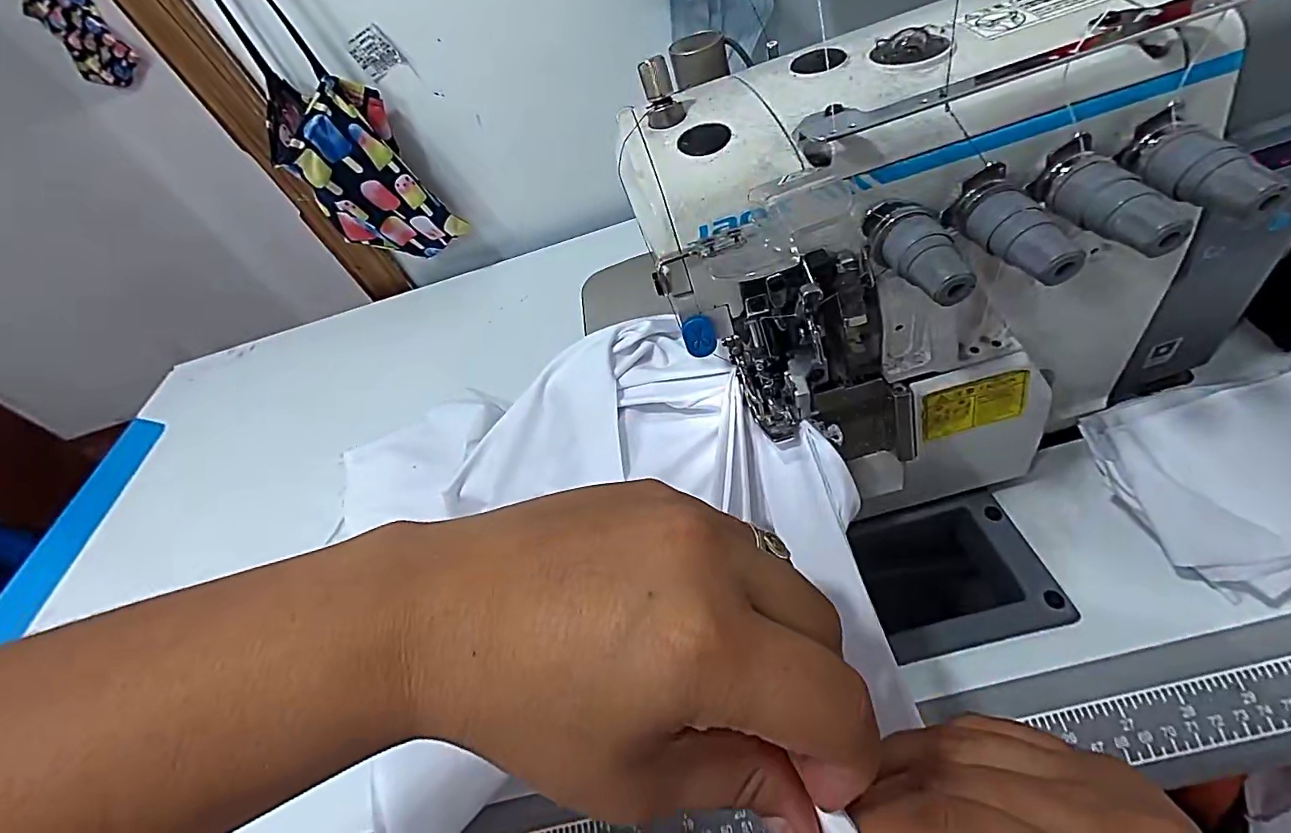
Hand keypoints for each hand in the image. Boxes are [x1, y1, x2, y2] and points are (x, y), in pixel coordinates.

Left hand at [389, 480, 880, 829]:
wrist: (446, 606)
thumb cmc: (522, 703)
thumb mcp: (631, 778)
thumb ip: (738, 782)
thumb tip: (802, 798)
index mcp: (708, 640)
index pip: (837, 699)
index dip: (844, 757)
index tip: (813, 783)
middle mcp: (709, 557)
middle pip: (825, 627)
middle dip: (812, 690)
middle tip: (760, 728)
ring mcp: (684, 511)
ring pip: (783, 577)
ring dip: (775, 632)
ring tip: (710, 665)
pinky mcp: (659, 490)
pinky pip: (732, 541)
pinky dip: (732, 585)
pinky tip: (672, 610)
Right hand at [849, 717, 1192, 832]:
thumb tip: (888, 830)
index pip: (951, 817)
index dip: (886, 817)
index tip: (847, 824)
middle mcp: (1094, 808)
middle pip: (950, 769)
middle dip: (885, 788)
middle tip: (850, 807)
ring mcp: (1098, 776)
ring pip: (967, 738)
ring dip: (907, 758)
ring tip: (876, 783)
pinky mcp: (1099, 764)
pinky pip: (1003, 729)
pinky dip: (950, 740)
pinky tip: (927, 759)